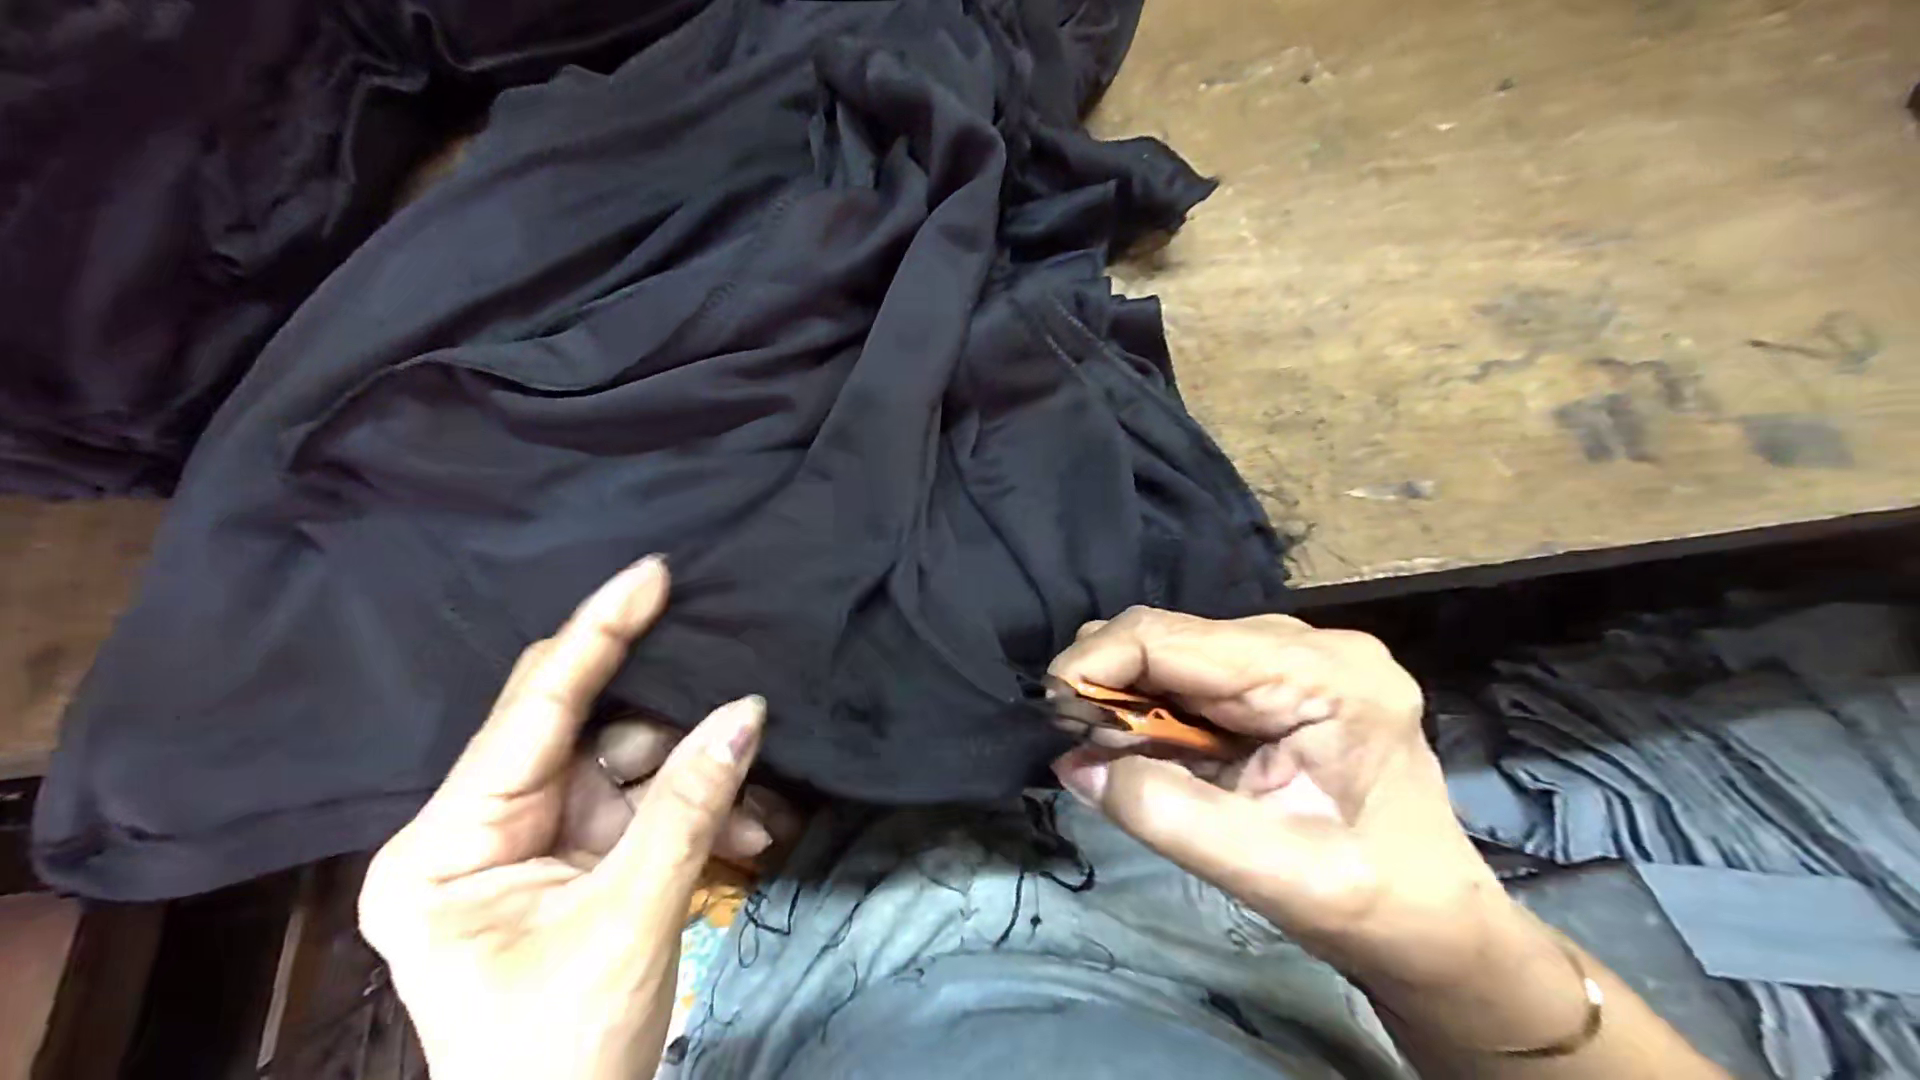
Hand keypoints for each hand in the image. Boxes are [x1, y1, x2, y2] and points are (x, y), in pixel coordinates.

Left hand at [358, 557, 789, 1079]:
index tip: (651, 574)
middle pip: (587, 728)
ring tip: (758, 810)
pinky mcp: (577, 849)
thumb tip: (746, 709)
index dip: (598, 634)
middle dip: (668, 719)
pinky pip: (646, 799)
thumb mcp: (632, 922)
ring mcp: (534, 835)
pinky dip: (698, 807)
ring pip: (630, 762)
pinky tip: (748, 831)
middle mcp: (481, 824)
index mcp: (448, 844)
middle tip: (730, 683)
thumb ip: (690, 806)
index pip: (533, 710)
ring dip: (698, 777)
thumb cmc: (565, 1053)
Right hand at [1049, 607, 1507, 987]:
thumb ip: (1167, 815)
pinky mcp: (1271, 676)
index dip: (1098, 662)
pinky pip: (1184, 674)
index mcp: (1324, 674)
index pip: (1174, 636)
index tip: (1051, 709)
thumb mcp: (1271, 874)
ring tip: (1115, 755)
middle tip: (1079, 741)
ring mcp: (1288, 655)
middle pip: (1167, 636)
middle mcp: (1304, 645)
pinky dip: (1149, 708)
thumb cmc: (1374, 903)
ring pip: (1168, 651)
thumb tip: (1074, 764)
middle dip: (1108, 683)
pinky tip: (1147, 749)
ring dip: (1125, 698)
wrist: (1433, 923)